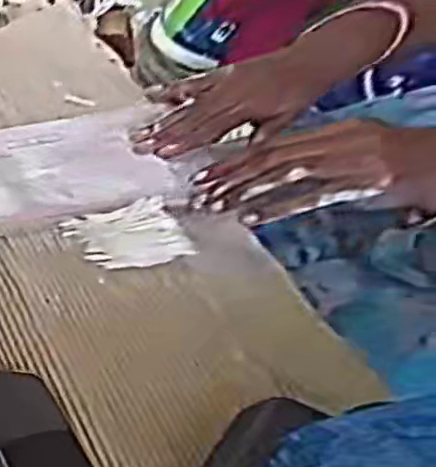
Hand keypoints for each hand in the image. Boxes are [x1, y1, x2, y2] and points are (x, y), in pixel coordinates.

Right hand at [133, 51, 343, 158]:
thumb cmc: (302, 91)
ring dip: (161, 119)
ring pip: (188, 104)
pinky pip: (194, 82)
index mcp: (249, 108)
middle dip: (164, 133)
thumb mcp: (285, 121)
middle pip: (193, 118)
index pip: (210, 130)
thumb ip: (257, 142)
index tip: (161, 153)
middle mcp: (234, 95)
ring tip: (138, 132)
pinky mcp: (223, 74)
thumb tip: (233, 163)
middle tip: (139, 146)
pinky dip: (172, 89)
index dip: (185, 142)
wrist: (322, 55)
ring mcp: (227, 83)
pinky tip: (152, 95)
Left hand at [192, 120, 435, 220]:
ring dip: (245, 192)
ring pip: (286, 174)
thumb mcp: (342, 150)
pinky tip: (250, 218)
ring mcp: (353, 161)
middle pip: (273, 159)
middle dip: (229, 179)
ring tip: (215, 208)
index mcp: (335, 131)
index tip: (200, 178)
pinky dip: (277, 207)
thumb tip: (253, 175)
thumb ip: (301, 157)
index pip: (272, 145)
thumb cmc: (386, 159)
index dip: (231, 163)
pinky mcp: (363, 182)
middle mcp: (341, 141)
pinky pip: (312, 195)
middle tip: (197, 198)